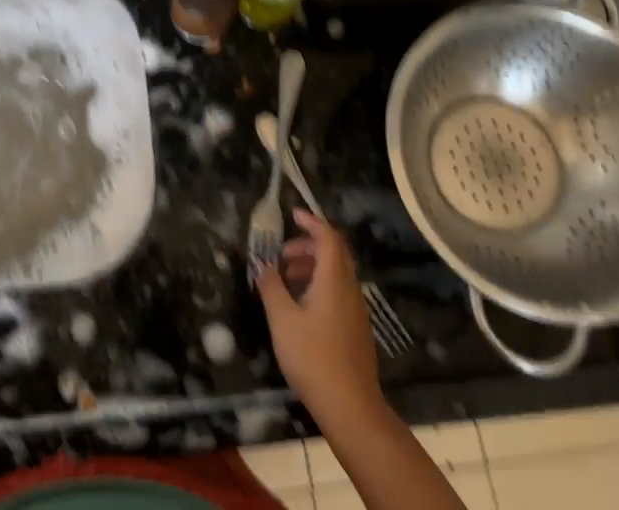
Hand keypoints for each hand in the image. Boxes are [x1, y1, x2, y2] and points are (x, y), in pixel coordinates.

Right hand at [255, 209, 380, 416]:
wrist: (350, 404)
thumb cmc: (312, 357)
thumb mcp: (282, 320)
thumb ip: (271, 287)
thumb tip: (262, 264)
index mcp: (334, 280)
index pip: (329, 237)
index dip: (312, 222)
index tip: (292, 214)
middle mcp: (350, 289)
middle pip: (334, 253)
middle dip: (308, 245)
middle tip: (281, 253)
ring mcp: (356, 310)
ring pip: (336, 274)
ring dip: (312, 266)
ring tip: (285, 278)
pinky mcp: (355, 328)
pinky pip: (338, 292)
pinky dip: (319, 285)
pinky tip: (299, 305)